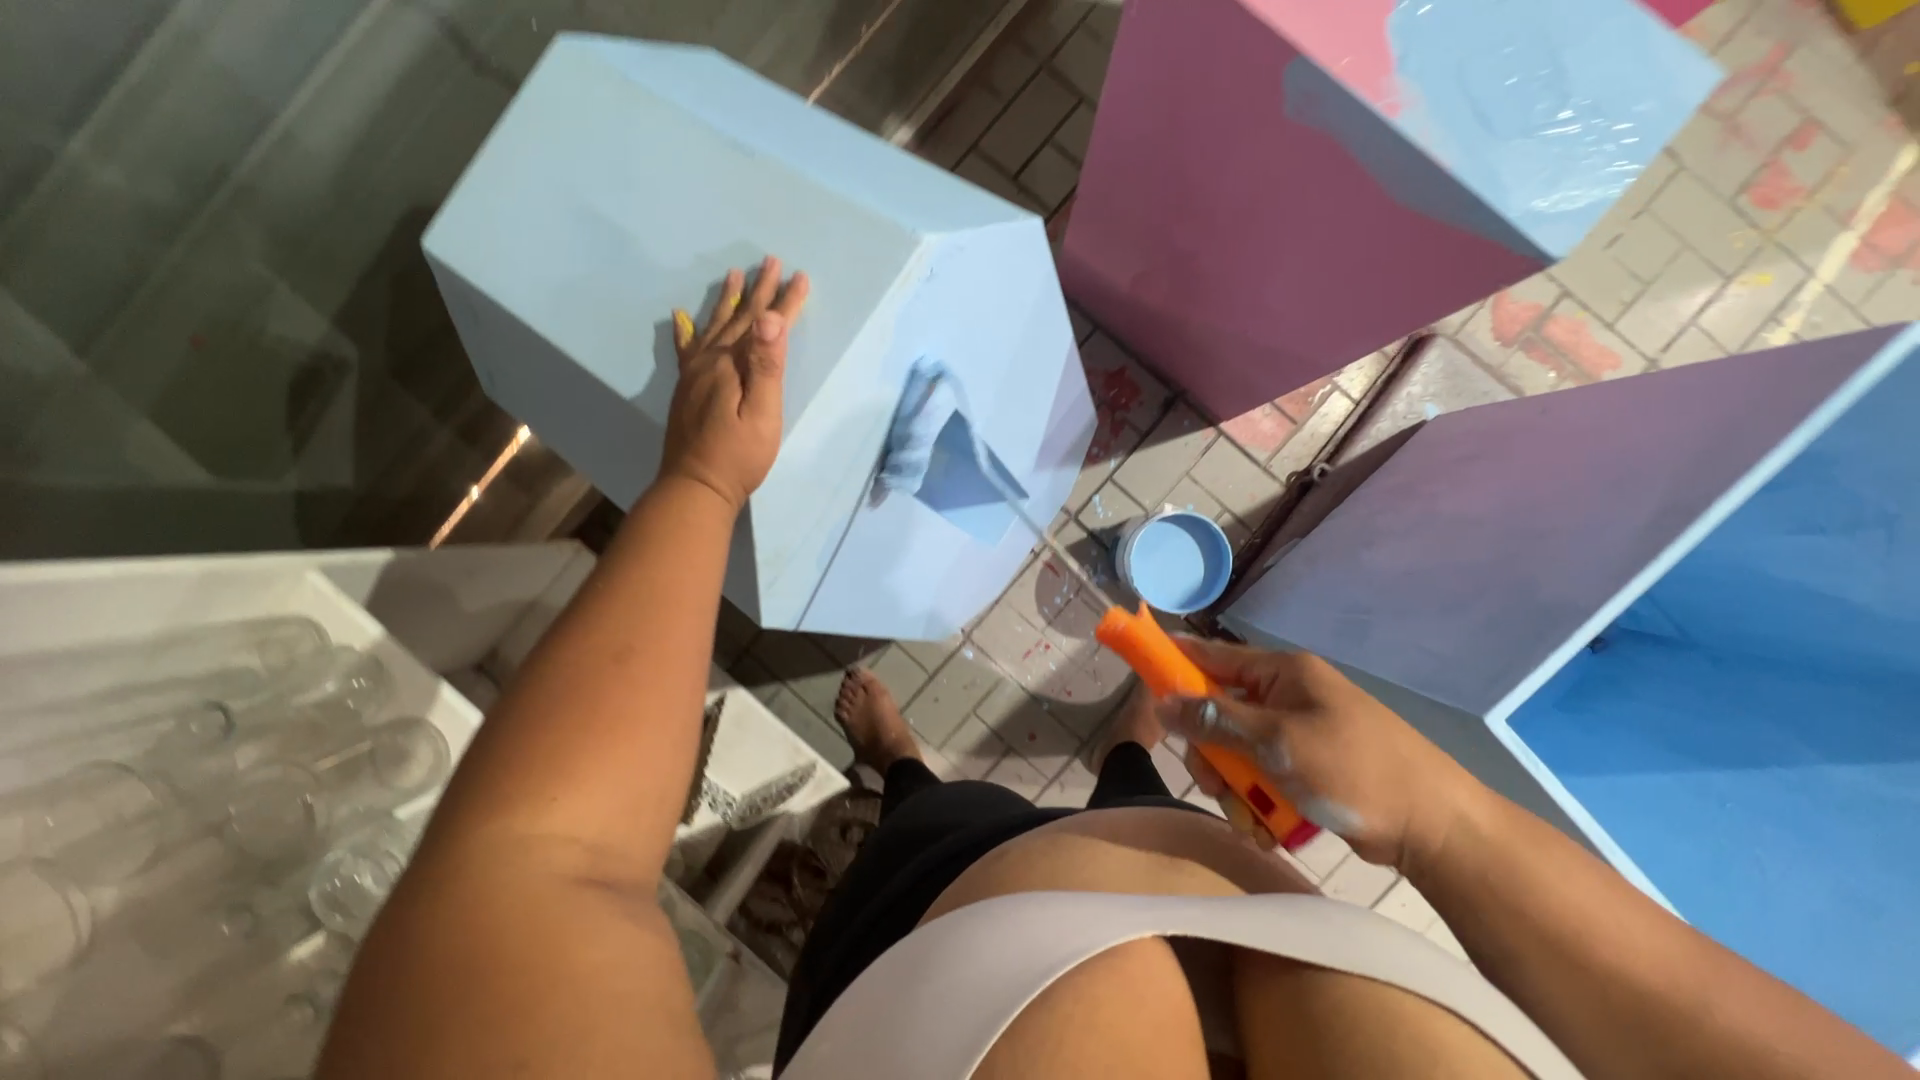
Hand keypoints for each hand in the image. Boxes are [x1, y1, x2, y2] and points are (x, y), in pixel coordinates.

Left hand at [660, 256, 809, 510]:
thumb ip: (766, 365)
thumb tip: (771, 318)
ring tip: (734, 275)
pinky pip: (685, 349)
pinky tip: (682, 317)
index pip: (765, 324)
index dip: (785, 302)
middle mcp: (710, 361)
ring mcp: (694, 374)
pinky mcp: (686, 390)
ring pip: (714, 326)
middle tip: (771, 261)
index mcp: (733, 365)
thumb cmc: (738, 456)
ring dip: (727, 300)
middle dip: (759, 291)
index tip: (801, 276)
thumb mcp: (762, 413)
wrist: (695, 487)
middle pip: (739, 318)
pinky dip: (685, 330)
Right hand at [1158, 639, 1481, 871]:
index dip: (1173, 663)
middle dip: (1212, 755)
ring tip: (1253, 818)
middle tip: (1215, 783)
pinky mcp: (1306, 771)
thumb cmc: (1355, 769)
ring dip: (1236, 789)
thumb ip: (1217, 720)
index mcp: (1283, 674)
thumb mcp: (1278, 742)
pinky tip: (1270, 828)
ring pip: (1236, 755)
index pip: (1212, 656)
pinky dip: (1259, 805)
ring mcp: (1297, 735)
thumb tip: (1162, 700)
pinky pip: (1261, 780)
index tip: (1139, 676)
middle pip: (1218, 716)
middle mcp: (1286, 698)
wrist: (1433, 825)